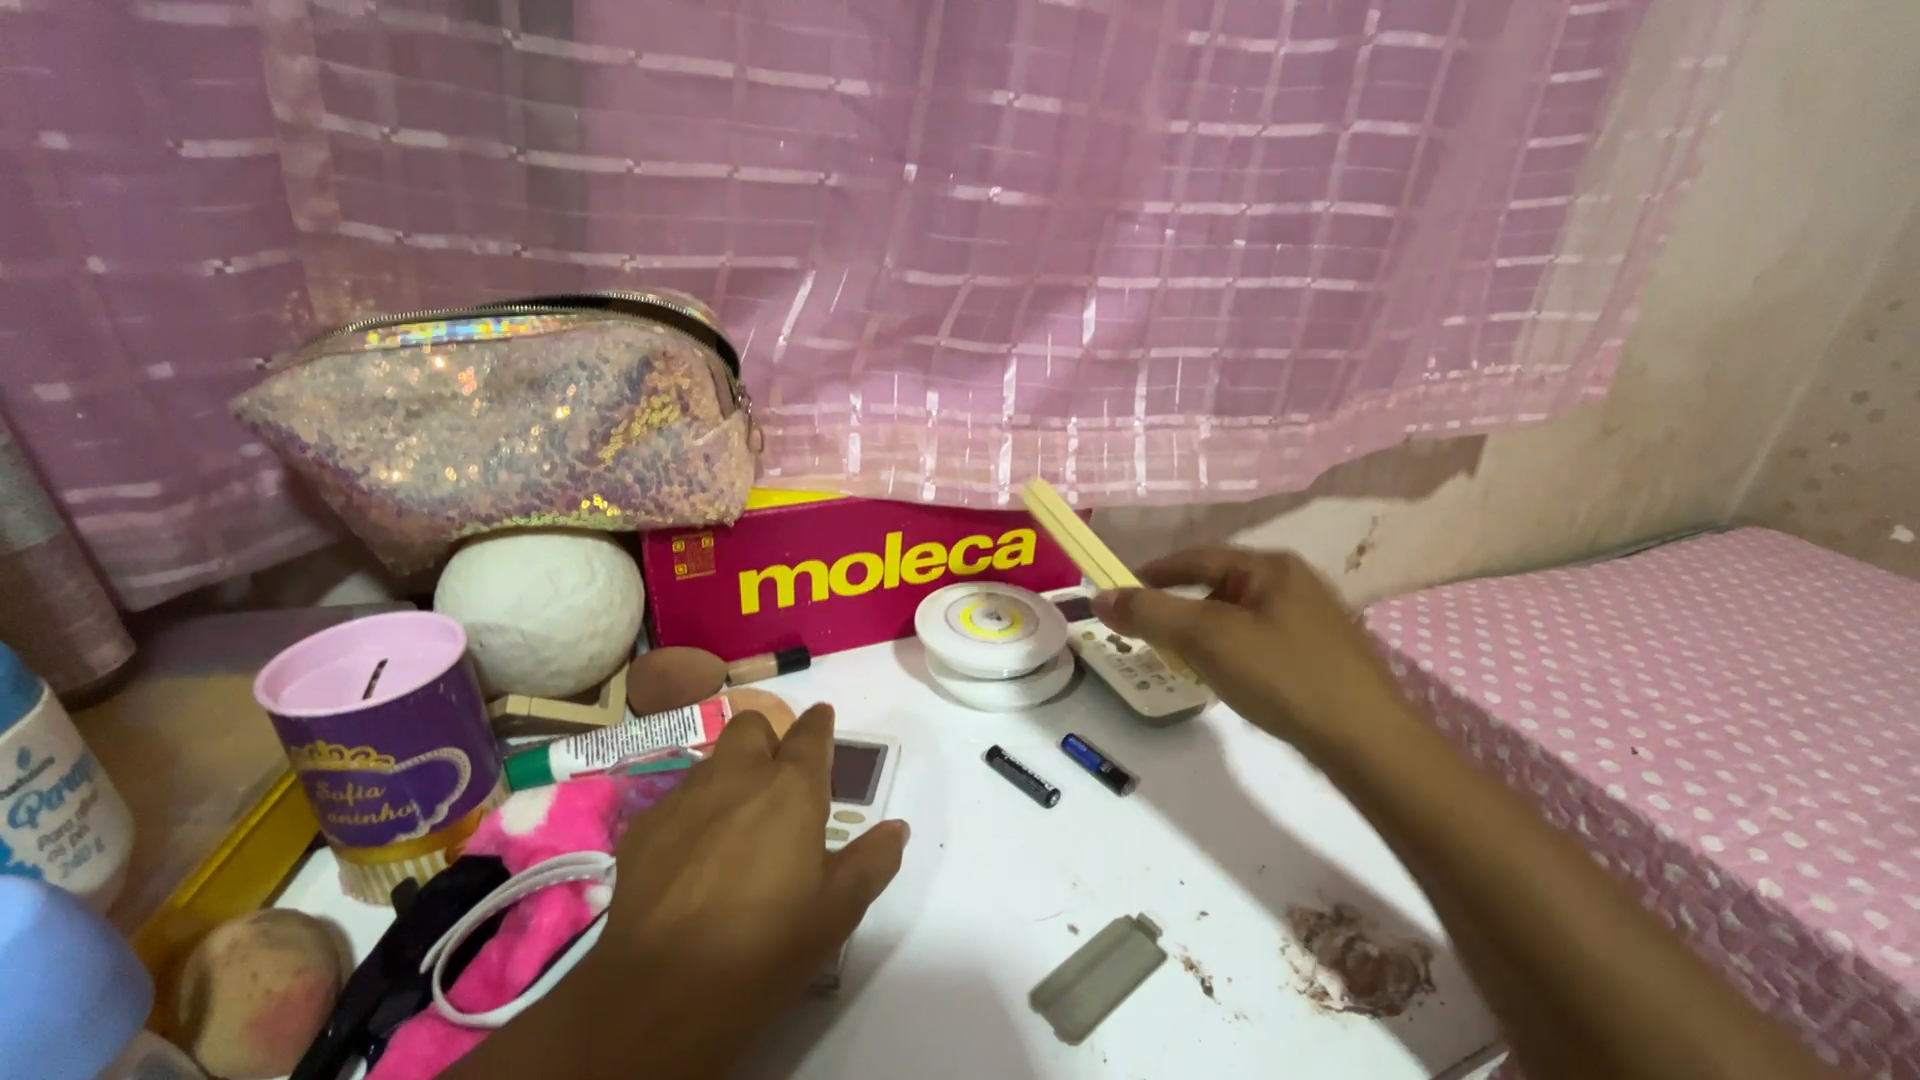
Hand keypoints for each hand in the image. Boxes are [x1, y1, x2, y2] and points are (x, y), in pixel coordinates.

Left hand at [589, 704, 907, 1070]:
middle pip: (752, 727)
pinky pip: (676, 802)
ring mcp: (684, 799)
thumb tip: (896, 830)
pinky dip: (693, 816)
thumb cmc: (768, 946)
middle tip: (779, 784)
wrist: (665, 991)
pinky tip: (694, 861)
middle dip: (768, 741)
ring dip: (730, 778)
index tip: (823, 724)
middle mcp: (737, 777)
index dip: (819, 725)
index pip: (810, 733)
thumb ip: (873, 860)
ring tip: (736, 826)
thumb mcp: (838, 910)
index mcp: (791, 789)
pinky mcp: (644, 829)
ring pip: (712, 763)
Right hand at [1092, 546, 1405, 748]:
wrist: (1366, 738)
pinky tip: (1230, 678)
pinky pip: (1261, 640)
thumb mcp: (1206, 639)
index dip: (1152, 574)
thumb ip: (1151, 614)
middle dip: (1179, 607)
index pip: (1196, 557)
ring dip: (1205, 632)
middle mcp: (1295, 582)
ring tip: (1183, 659)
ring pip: (1240, 616)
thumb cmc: (1282, 675)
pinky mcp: (1324, 654)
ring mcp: (1314, 619)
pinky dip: (1233, 650)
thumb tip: (1101, 597)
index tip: (1121, 595)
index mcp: (1270, 567)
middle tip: (1148, 634)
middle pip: (1218, 586)